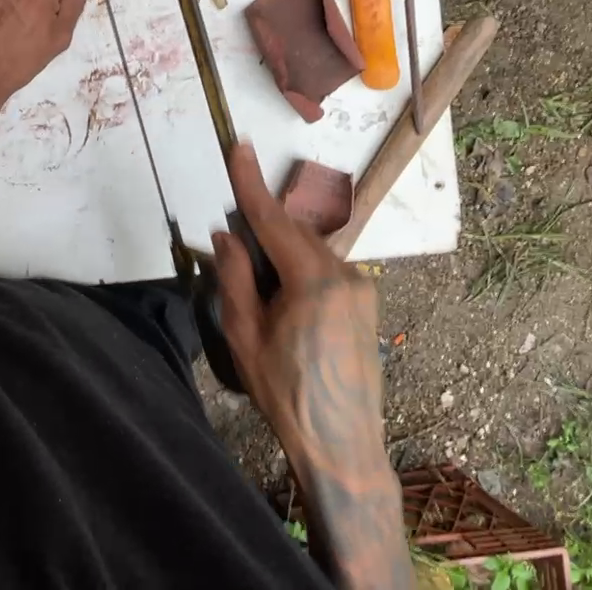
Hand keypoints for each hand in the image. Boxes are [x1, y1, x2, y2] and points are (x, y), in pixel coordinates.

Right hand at [211, 143, 384, 459]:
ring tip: (255, 286)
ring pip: (309, 249)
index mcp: (313, 280)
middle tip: (230, 242)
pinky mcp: (365, 304)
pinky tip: (280, 297)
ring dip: (278, 251)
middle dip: (260, 225)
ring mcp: (361, 289)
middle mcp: (345, 275)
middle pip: (292, 231)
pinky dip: (296, 267)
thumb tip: (226, 235)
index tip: (239, 145)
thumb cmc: (284, 392)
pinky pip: (324, 268)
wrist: (341, 446)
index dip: (250, 182)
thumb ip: (234, 277)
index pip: (273, 219)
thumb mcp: (244, 334)